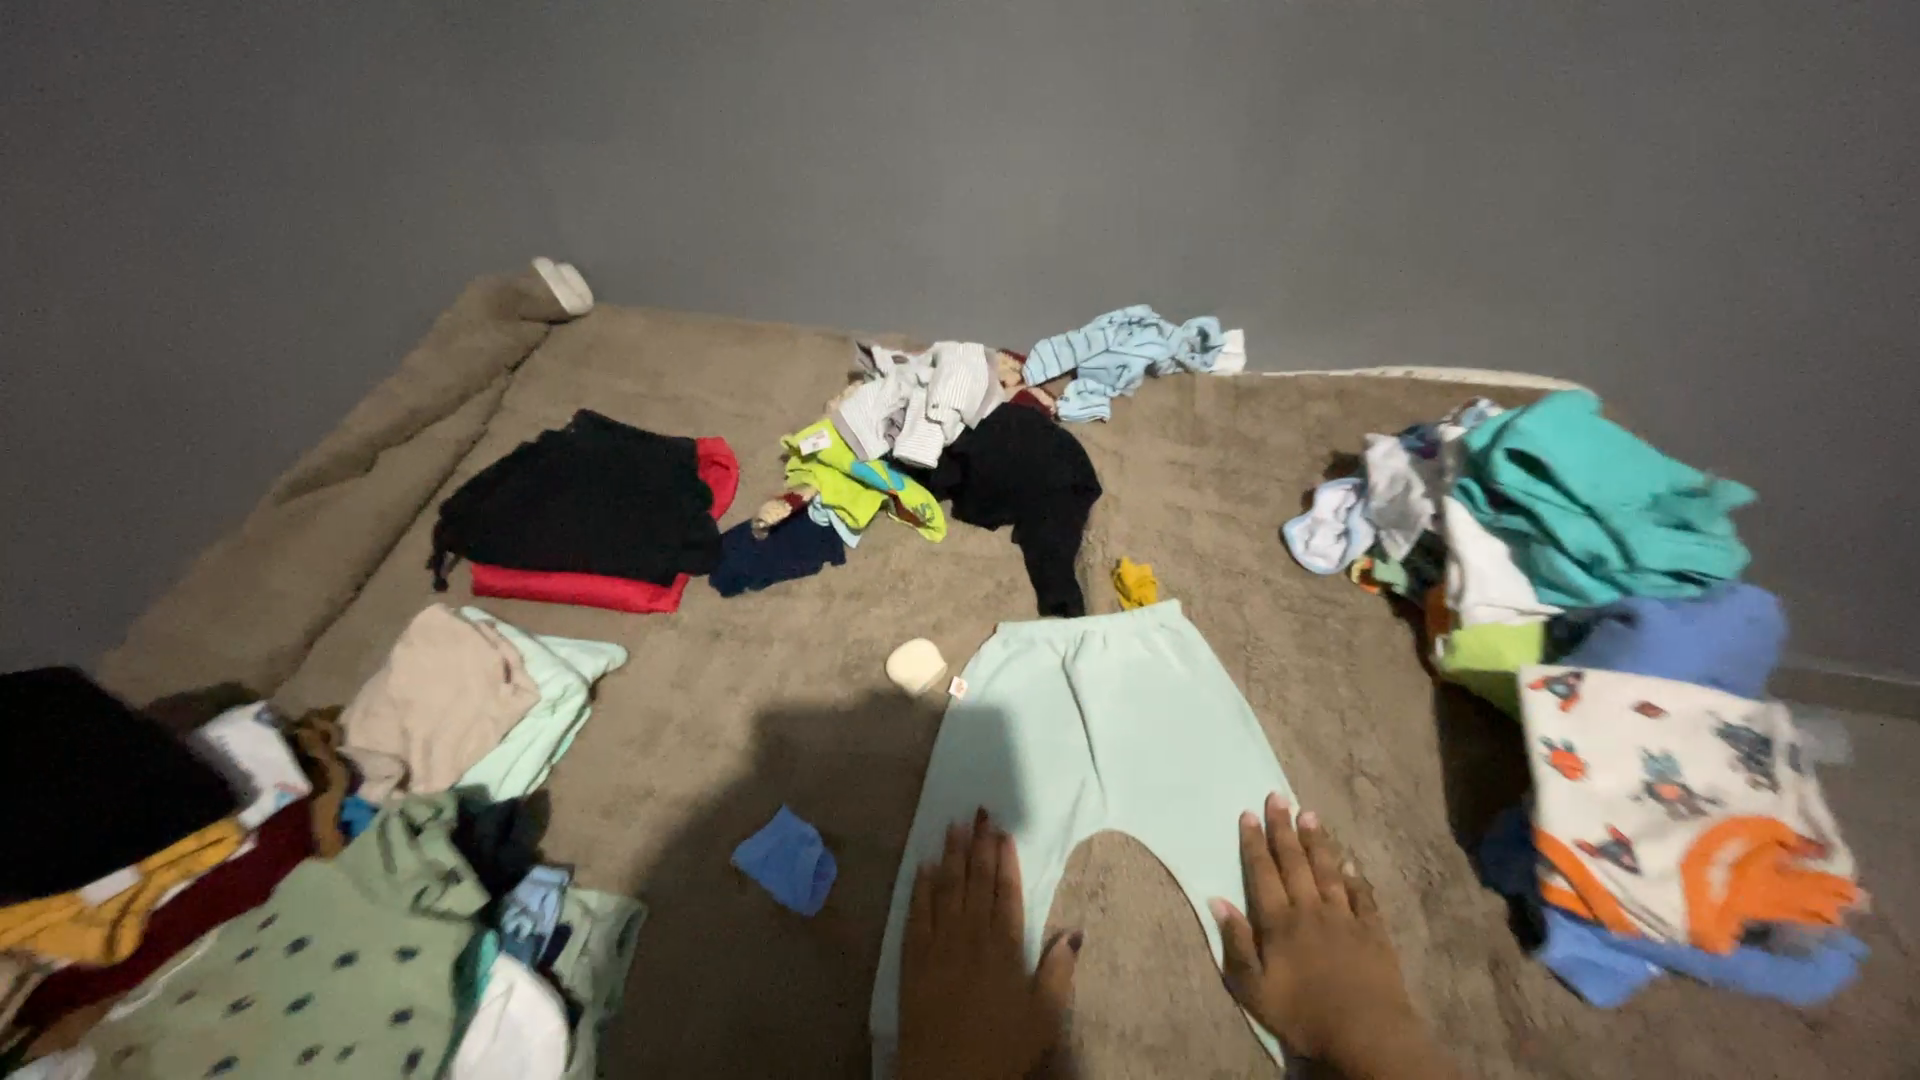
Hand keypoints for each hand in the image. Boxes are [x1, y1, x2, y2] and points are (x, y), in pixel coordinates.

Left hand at [898, 808, 1079, 1079]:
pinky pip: (917, 912)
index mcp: (1005, 946)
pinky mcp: (913, 957)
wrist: (947, 1077)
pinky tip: (923, 866)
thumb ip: (1059, 971)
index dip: (1004, 858)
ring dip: (951, 855)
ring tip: (954, 826)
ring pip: (947, 887)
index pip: (1006, 890)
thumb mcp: (1044, 1017)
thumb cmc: (1001, 1048)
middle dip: (978, 844)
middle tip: (978, 812)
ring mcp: (939, 943)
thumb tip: (1075, 930)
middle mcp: (971, 934)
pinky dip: (921, 886)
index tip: (1003, 831)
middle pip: (976, 880)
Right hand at [1210, 794, 1445, 1076]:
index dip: (1254, 842)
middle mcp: (1310, 910)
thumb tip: (1217, 900)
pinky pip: (1361, 896)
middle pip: (1294, 862)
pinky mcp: (1373, 933)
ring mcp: (1344, 919)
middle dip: (1283, 828)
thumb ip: (1236, 942)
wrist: (1368, 1036)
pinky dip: (1354, 876)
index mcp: (1279, 922)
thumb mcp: (1253, 988)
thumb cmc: (1303, 1014)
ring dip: (1317, 841)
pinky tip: (1349, 861)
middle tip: (1278, 797)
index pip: (1262, 872)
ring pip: (1327, 870)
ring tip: (1309, 814)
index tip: (1248, 813)